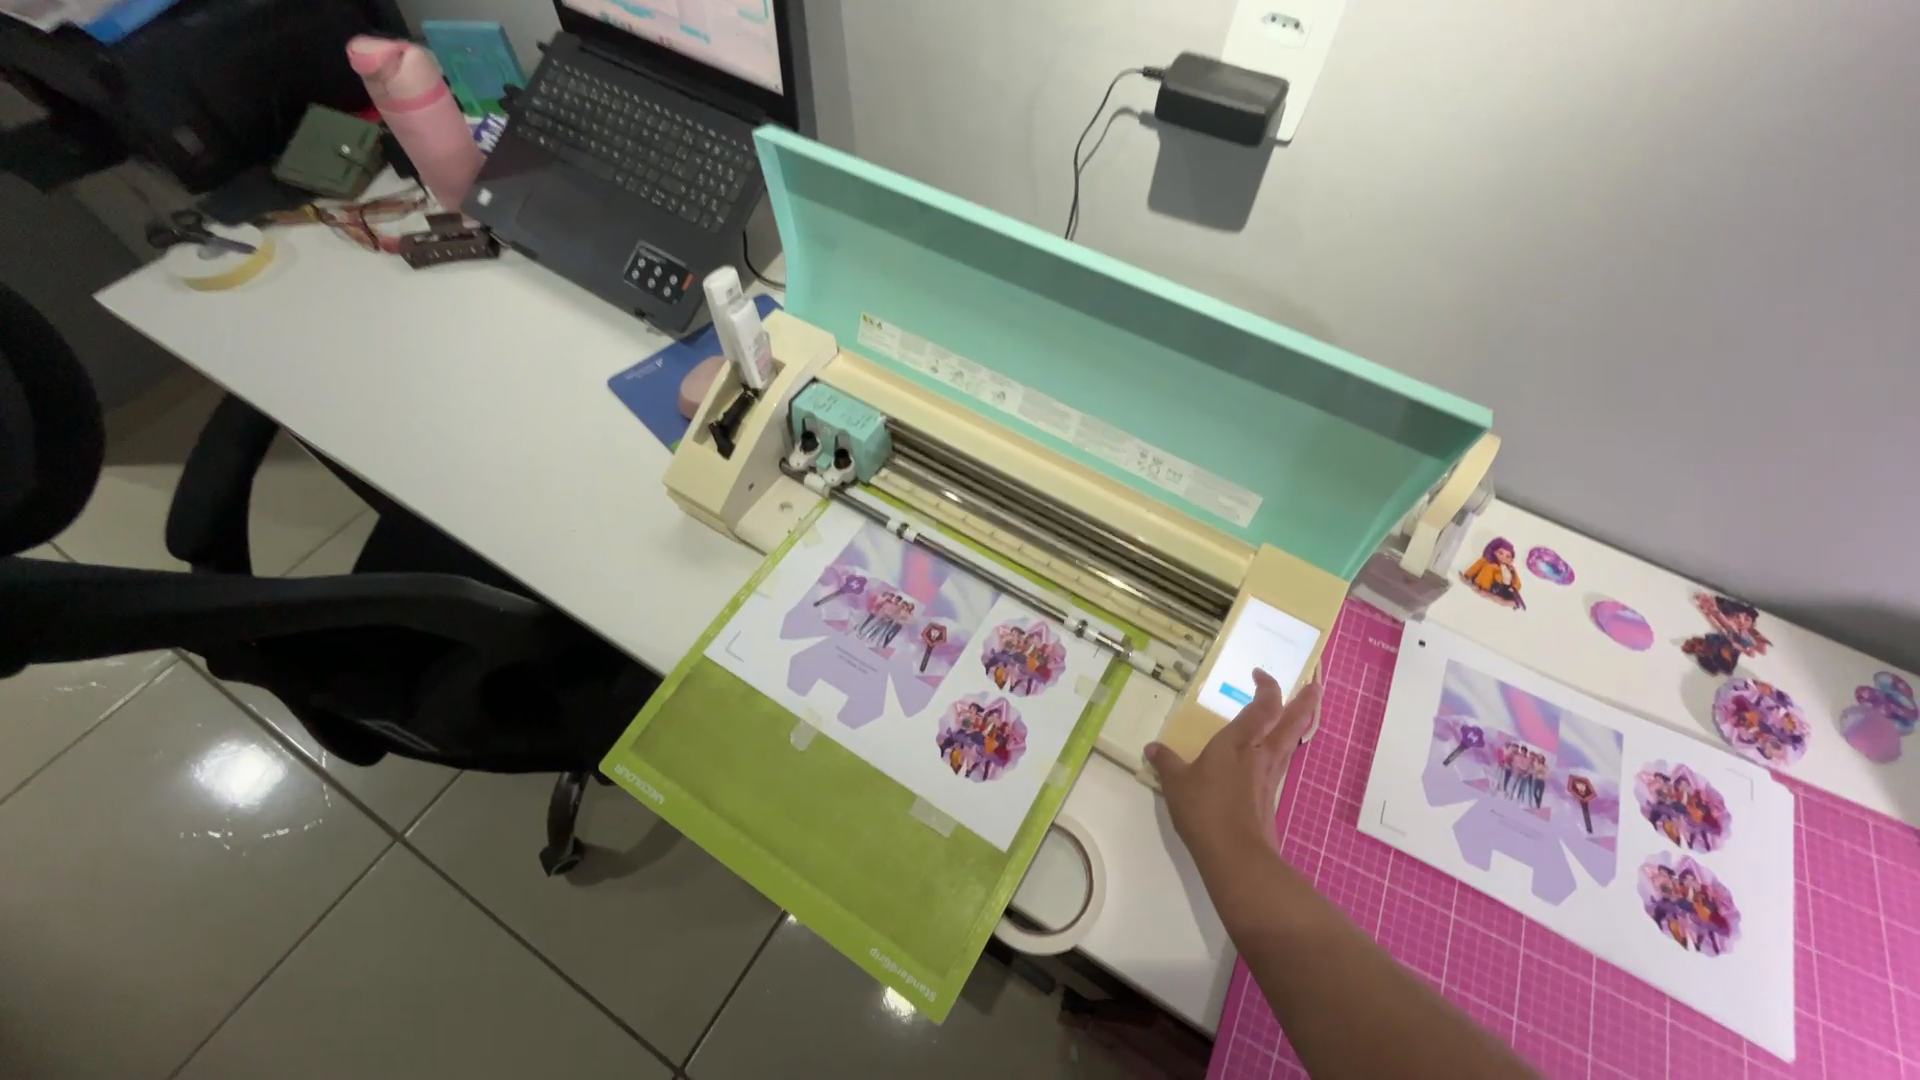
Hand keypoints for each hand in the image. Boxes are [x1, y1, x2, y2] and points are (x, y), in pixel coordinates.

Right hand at [1146, 669, 1320, 863]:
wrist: (1237, 855)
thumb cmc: (1205, 810)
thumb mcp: (1176, 784)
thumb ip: (1167, 763)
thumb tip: (1153, 748)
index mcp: (1238, 743)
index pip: (1262, 706)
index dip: (1266, 687)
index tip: (1260, 674)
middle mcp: (1261, 754)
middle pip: (1291, 722)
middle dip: (1304, 702)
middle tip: (1315, 686)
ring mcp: (1269, 777)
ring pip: (1291, 743)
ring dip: (1299, 725)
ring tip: (1302, 713)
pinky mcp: (1270, 798)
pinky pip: (1281, 764)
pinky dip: (1283, 751)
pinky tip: (1273, 756)